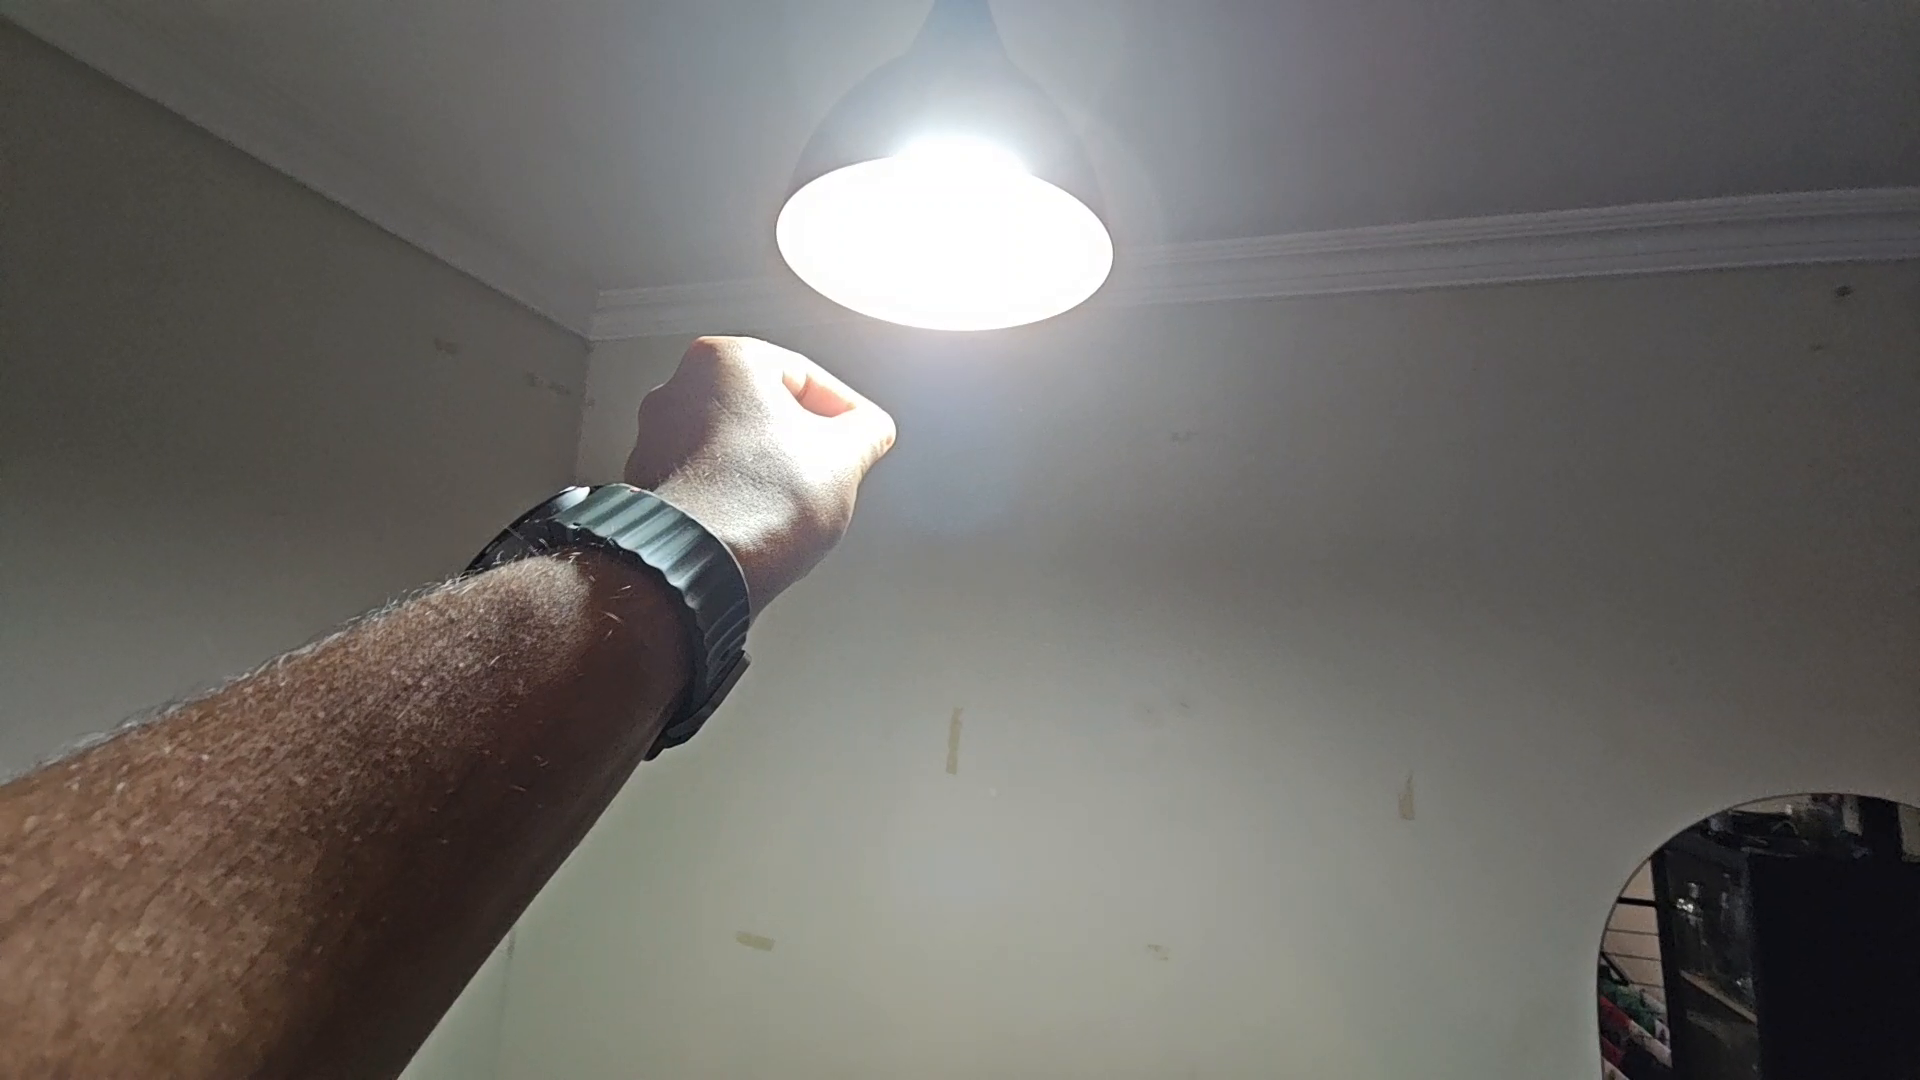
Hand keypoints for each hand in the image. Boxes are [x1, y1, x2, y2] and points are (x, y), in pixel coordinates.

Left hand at [624, 336, 896, 614]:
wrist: (700, 565)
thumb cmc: (761, 503)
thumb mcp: (846, 457)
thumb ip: (868, 430)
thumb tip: (871, 429)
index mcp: (726, 360)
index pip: (810, 378)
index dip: (849, 415)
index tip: (864, 438)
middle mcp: (679, 388)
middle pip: (770, 411)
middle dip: (807, 444)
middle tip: (834, 473)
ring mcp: (657, 438)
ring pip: (741, 447)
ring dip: (775, 472)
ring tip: (798, 505)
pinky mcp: (652, 484)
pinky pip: (714, 481)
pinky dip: (741, 495)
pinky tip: (764, 522)